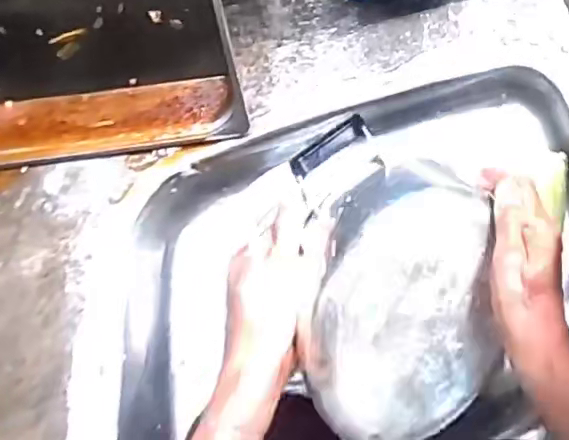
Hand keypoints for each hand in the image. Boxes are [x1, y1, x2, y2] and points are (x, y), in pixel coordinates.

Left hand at [224, 198, 308, 377]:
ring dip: (309, 268)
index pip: (278, 220)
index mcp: (247, 253)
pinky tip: (312, 298)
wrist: (259, 373)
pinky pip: (293, 287)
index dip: (303, 219)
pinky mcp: (268, 313)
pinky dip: (305, 288)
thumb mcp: (288, 262)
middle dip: (308, 246)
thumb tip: (292, 195)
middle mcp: (247, 270)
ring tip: (317, 280)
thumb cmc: (269, 317)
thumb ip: (291, 229)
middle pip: (286, 242)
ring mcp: (256, 293)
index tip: (321, 224)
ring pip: (292, 265)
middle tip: (322, 257)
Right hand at [489, 175, 568, 374]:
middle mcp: (546, 229)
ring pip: (526, 204)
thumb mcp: (508, 261)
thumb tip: (507, 184)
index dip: (502, 176)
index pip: (524, 186)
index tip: (479, 176)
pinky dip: (509, 210)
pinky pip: (524, 219)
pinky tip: (495, 218)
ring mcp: (544, 242)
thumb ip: (509, 221)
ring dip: (507, 195)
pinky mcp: (539, 254)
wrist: (538, 344)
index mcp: (540, 228)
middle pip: (528, 192)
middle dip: (504, 181)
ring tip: (483, 195)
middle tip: (478, 183)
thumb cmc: (519, 306)